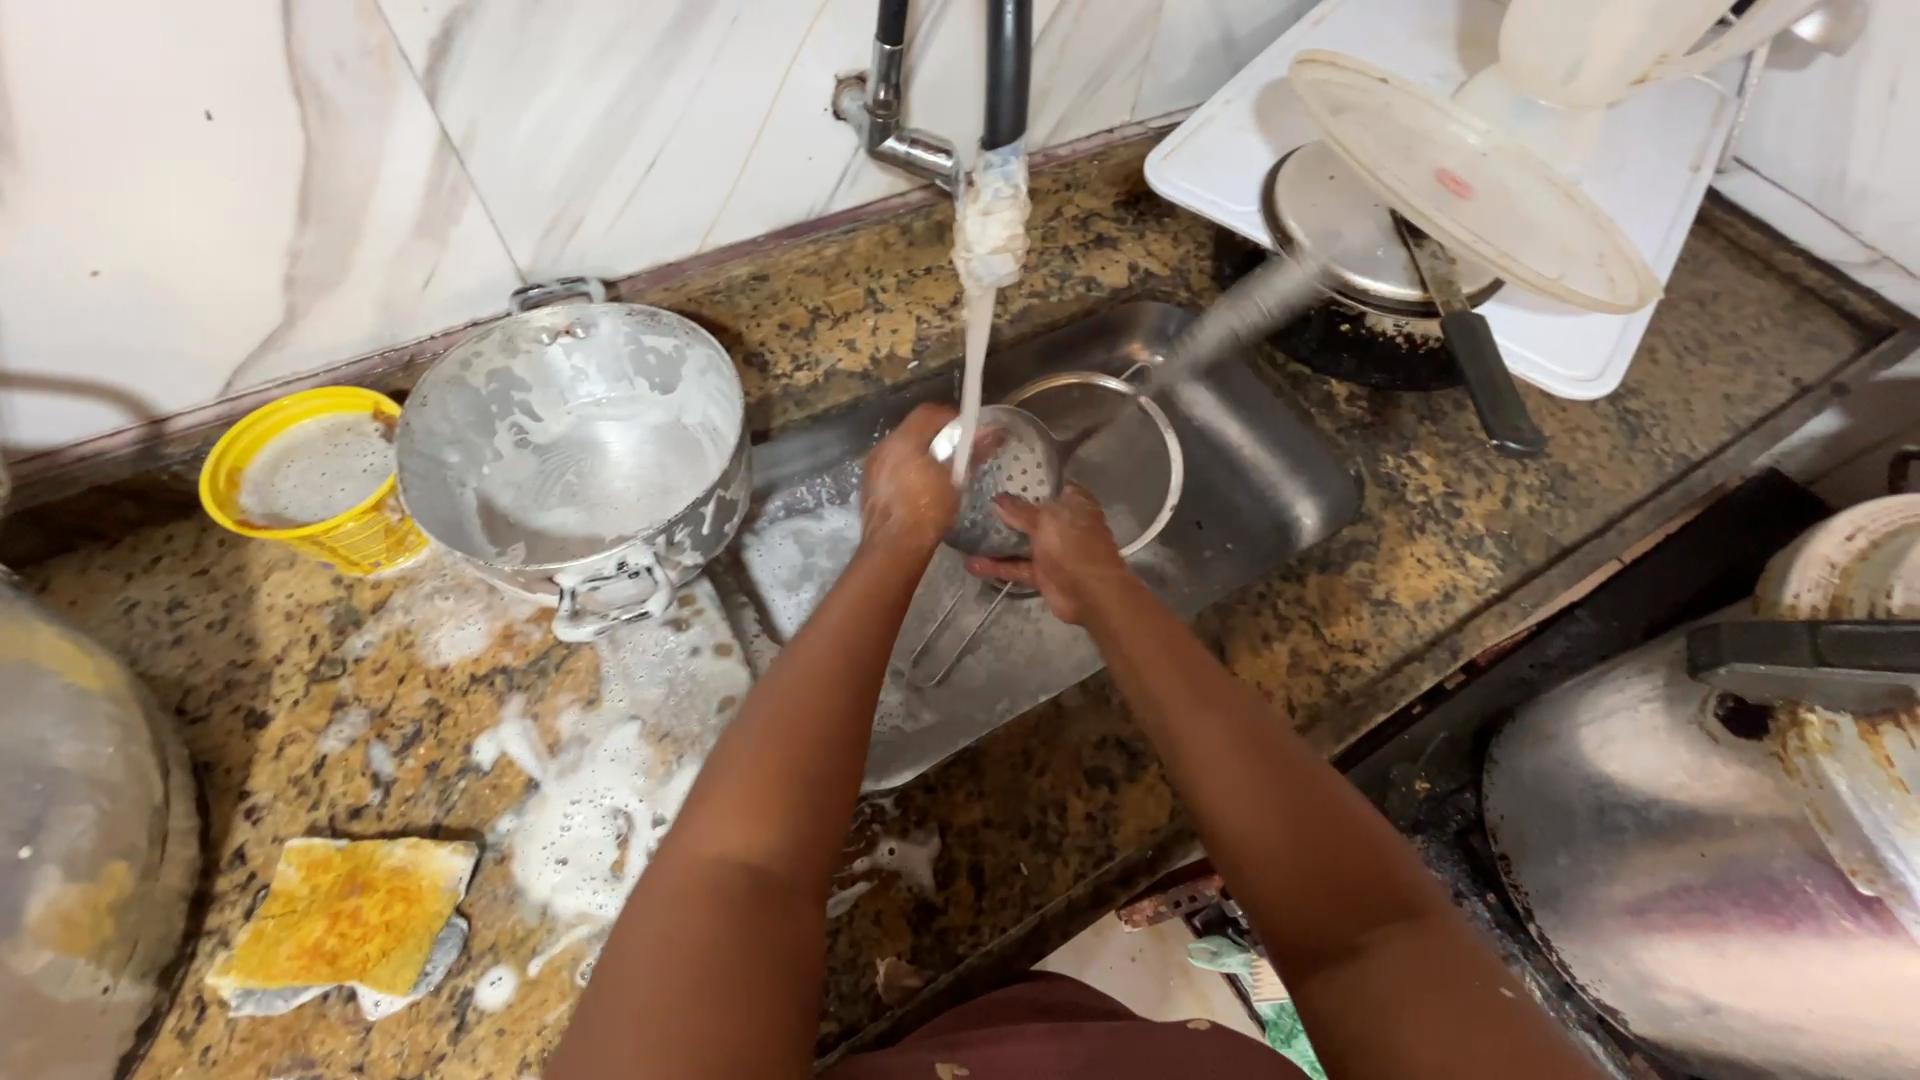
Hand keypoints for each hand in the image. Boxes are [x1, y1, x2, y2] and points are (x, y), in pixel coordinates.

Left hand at [859, 403, 959, 552]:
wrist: (893, 548)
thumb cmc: (927, 512)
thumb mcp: (954, 481)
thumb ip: (971, 453)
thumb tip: (992, 432)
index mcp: (902, 441)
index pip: (928, 413)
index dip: (950, 416)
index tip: (967, 429)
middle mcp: (882, 448)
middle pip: (912, 430)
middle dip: (936, 436)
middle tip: (956, 451)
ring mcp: (871, 468)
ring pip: (900, 450)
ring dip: (920, 454)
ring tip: (940, 472)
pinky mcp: (868, 486)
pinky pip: (890, 468)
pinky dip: (906, 470)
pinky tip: (920, 489)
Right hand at [964, 485, 1134, 624]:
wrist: (1091, 594)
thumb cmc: (1072, 546)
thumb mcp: (1045, 520)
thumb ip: (1019, 510)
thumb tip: (997, 499)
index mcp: (1073, 504)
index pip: (1050, 486)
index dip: (1028, 482)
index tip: (1000, 478)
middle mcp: (1064, 525)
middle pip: (1032, 515)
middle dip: (1007, 512)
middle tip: (977, 503)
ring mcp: (1053, 551)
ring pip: (1021, 542)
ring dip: (998, 541)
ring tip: (967, 534)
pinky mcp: (1043, 574)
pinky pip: (1017, 567)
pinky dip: (997, 567)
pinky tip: (972, 564)